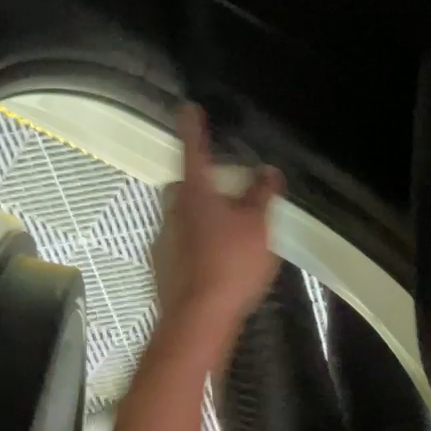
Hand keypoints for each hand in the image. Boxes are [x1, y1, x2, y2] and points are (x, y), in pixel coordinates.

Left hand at [151, 104, 283, 337]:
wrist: (197, 322)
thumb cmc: (230, 265)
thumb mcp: (257, 226)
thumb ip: (261, 195)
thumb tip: (267, 170)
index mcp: (195, 194)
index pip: (193, 151)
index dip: (193, 129)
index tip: (188, 108)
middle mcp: (173, 212)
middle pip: (183, 187)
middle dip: (199, 183)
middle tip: (224, 190)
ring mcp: (163, 241)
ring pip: (182, 218)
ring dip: (200, 219)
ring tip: (229, 233)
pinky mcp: (163, 270)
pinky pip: (182, 246)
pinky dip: (197, 246)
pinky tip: (217, 263)